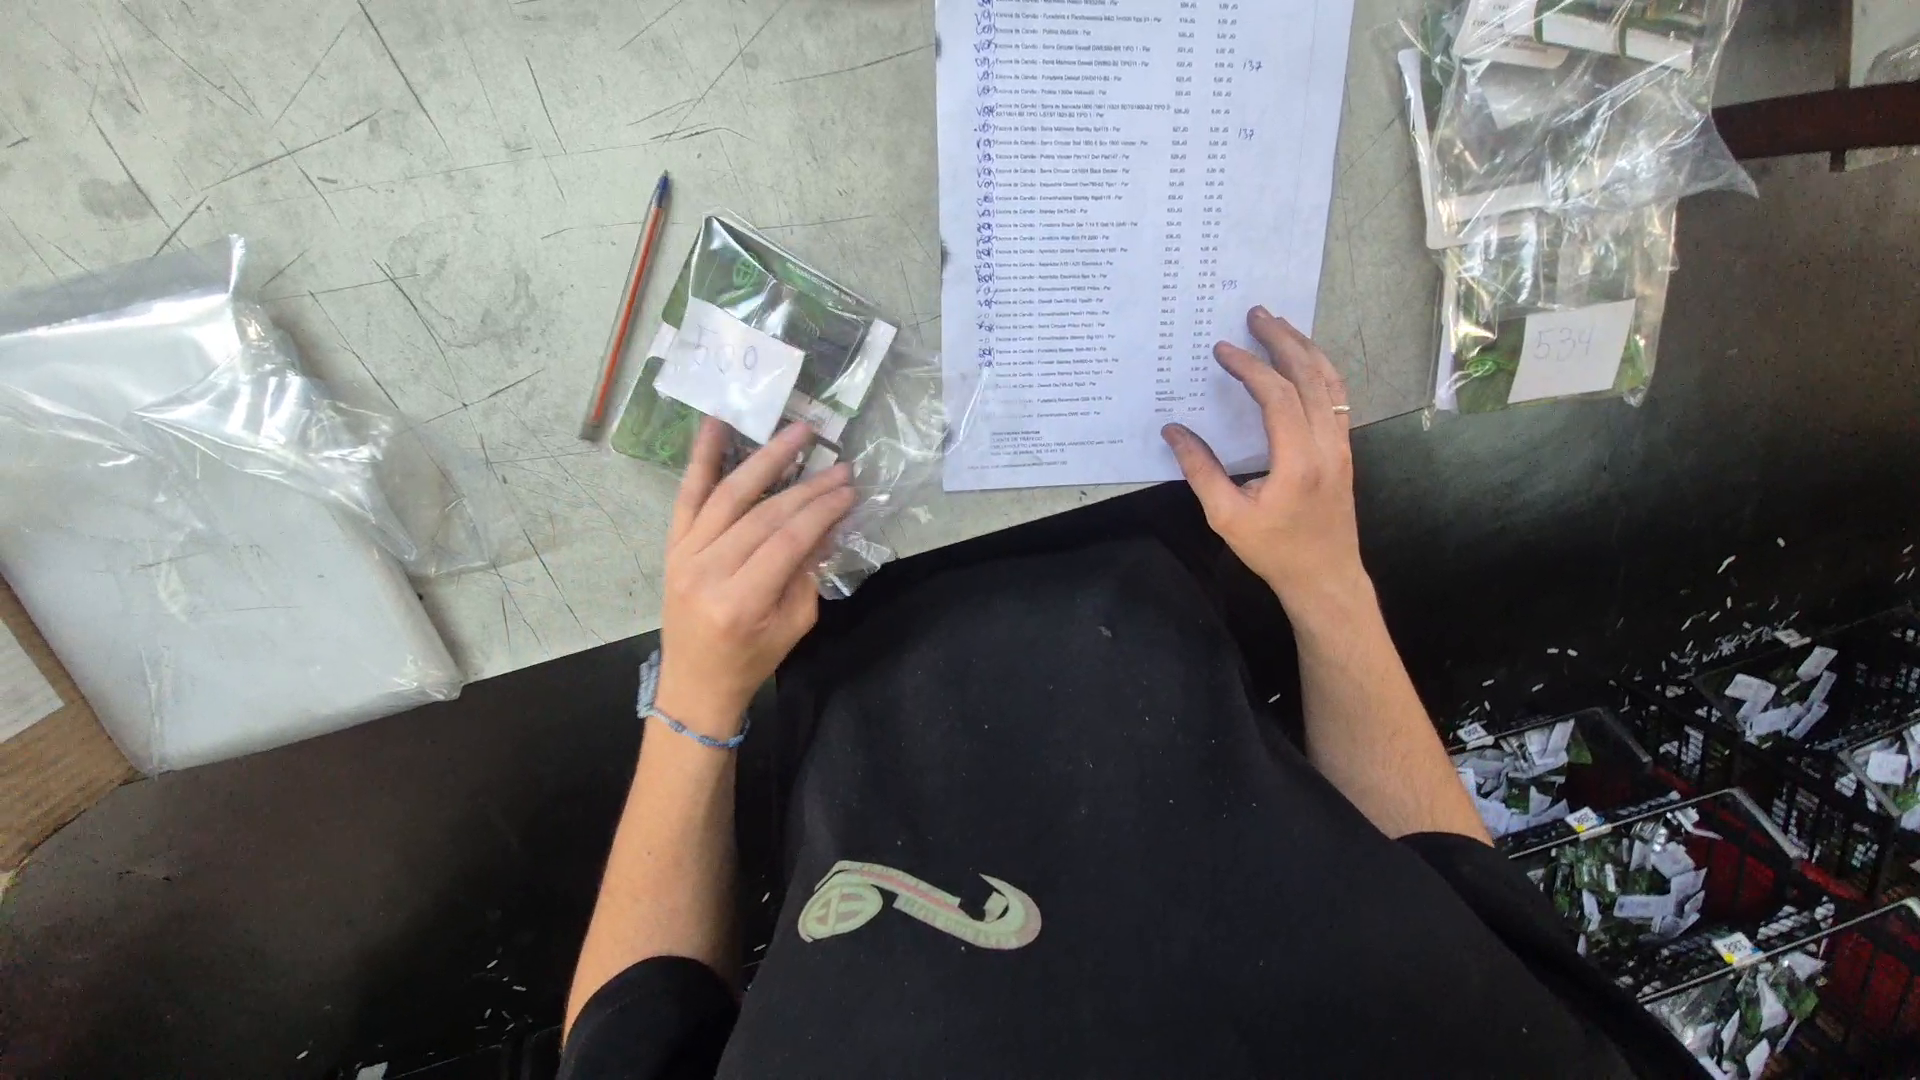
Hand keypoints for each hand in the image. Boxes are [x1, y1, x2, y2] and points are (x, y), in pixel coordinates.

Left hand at [656, 418, 856, 734]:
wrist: (695, 683)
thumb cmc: (751, 660)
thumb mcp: (795, 624)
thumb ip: (809, 572)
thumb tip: (828, 523)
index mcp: (741, 602)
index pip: (788, 541)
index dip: (822, 511)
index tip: (850, 490)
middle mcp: (708, 572)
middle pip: (764, 515)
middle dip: (808, 487)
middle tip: (839, 464)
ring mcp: (685, 555)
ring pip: (730, 495)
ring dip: (765, 459)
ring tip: (797, 432)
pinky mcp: (673, 546)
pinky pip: (688, 495)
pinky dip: (702, 458)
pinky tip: (715, 424)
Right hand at [1161, 306, 1367, 613]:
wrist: (1325, 576)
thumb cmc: (1274, 550)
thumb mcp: (1226, 516)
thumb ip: (1200, 470)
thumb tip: (1174, 431)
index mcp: (1298, 461)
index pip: (1277, 396)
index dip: (1250, 368)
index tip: (1224, 349)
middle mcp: (1327, 444)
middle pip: (1311, 376)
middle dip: (1283, 340)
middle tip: (1257, 313)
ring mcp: (1342, 444)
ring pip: (1331, 381)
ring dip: (1305, 349)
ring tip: (1280, 326)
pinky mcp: (1344, 449)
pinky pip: (1337, 397)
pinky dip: (1319, 370)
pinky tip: (1303, 361)